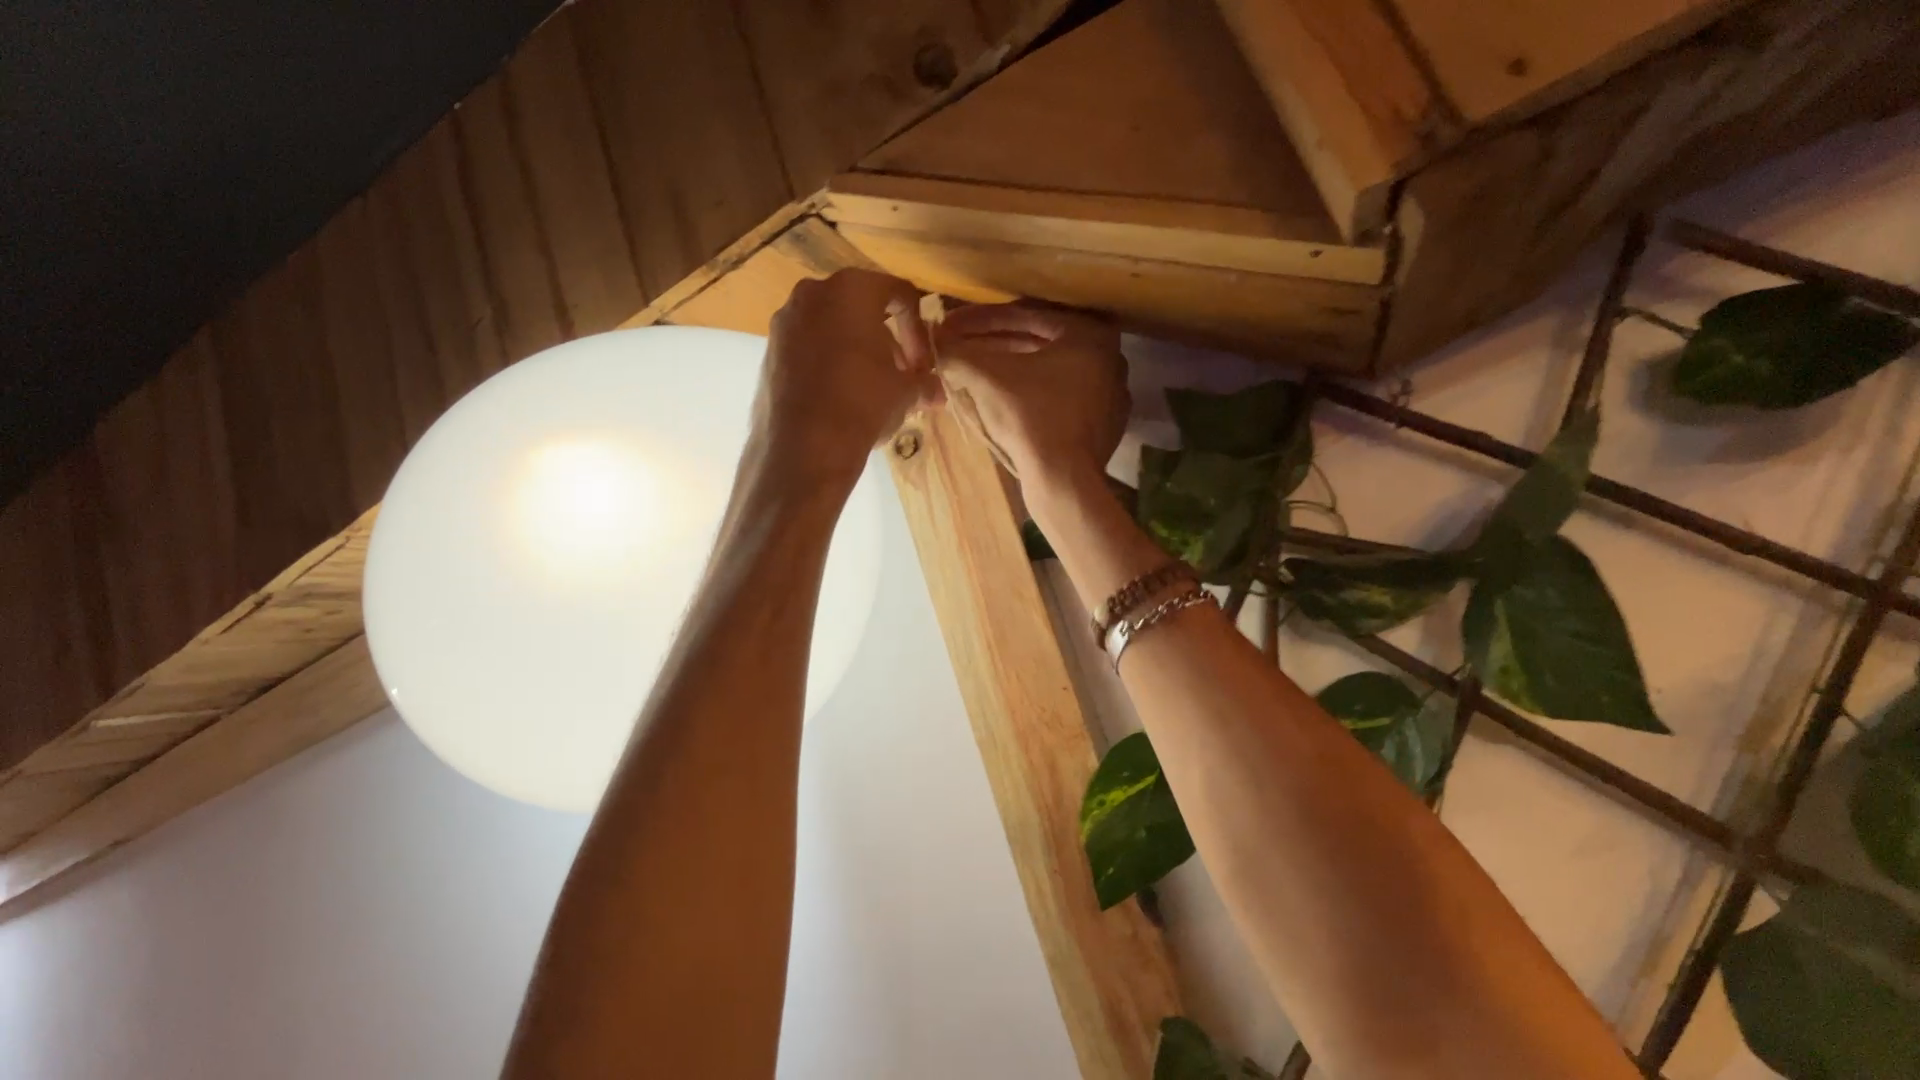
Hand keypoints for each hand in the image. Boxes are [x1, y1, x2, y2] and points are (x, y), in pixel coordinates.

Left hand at [753, 270, 939, 493]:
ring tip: (870, 389)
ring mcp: (784, 321)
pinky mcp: (768, 351)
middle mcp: (813, 293)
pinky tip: (839, 397)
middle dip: (885, 340)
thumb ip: (923, 382)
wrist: (803, 447)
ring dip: (856, 351)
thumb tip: (935, 393)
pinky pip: (807, 347)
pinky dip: (827, 363)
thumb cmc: (863, 404)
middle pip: (862, 308)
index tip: (922, 366)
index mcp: (852, 288)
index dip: (918, 331)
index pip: (900, 295)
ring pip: (832, 327)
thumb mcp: (905, 392)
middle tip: (899, 375)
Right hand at [934, 303, 1128, 483]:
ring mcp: (1109, 395)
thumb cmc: (1030, 418)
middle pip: (1037, 343)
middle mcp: (1109, 358)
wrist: (1063, 481)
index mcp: (1089, 334)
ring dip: (1008, 369)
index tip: (950, 325)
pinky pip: (1059, 399)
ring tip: (972, 371)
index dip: (979, 320)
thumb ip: (958, 354)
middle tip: (958, 346)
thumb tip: (935, 343)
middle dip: (992, 344)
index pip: (1024, 315)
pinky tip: (999, 401)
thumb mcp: (986, 378)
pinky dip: (1029, 395)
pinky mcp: (1102, 426)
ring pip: (1047, 372)